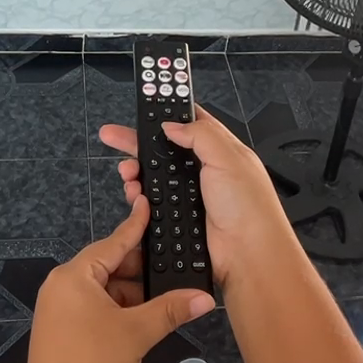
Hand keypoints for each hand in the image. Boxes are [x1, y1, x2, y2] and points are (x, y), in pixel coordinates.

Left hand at [21, 196, 213, 362]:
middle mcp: (61, 286)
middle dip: (140, 271)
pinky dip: (118, 311)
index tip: (148, 202)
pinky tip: (142, 321)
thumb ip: (170, 309)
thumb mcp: (136, 334)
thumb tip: (205, 298)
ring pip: (103, 290)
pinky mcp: (60, 332)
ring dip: (131, 295)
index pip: (113, 242)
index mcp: (74, 276)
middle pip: (108, 265)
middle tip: (173, 266)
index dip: (135, 225)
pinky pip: (94, 308)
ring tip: (164, 299)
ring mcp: (58, 310)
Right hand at [99, 109, 299, 289]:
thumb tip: (171, 125)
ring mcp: (191, 194)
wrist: (247, 256)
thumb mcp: (228, 157)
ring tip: (126, 171)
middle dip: (139, 142)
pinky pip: (153, 201)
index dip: (169, 113)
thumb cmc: (248, 206)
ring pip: (155, 176)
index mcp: (220, 149)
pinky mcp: (180, 216)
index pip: (191, 122)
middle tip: (114, 135)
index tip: (145, 106)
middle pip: (165, 149)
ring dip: (137, 171)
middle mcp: (205, 169)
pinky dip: (140, 196)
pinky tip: (133, 193)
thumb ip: (200, 135)